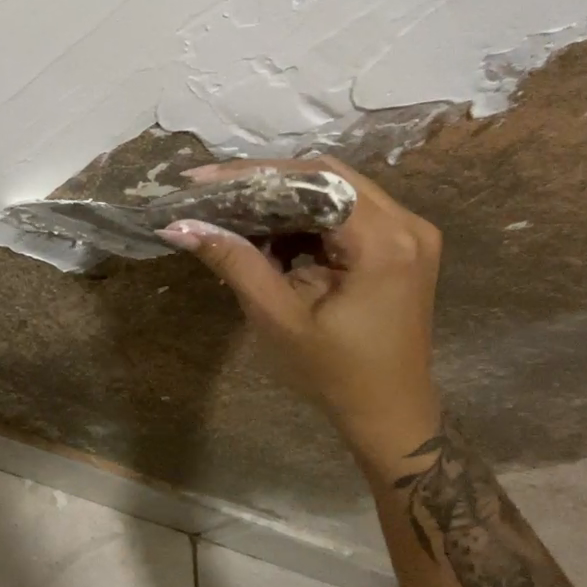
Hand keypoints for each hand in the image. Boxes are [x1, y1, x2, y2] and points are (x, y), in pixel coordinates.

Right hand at [154, 156, 442, 451]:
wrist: (388, 412)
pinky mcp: (398, 247)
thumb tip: (179, 225)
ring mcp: (408, 235)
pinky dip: (300, 216)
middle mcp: (407, 225)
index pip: (315, 181)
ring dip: (280, 197)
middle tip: (209, 192)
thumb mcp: (277, 316)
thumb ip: (233, 262)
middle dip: (263, 180)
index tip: (201, 181)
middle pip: (328, 176)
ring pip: (335, 190)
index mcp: (384, 242)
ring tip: (229, 212)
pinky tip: (265, 234)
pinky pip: (344, 212)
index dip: (254, 175)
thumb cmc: (334, 371)